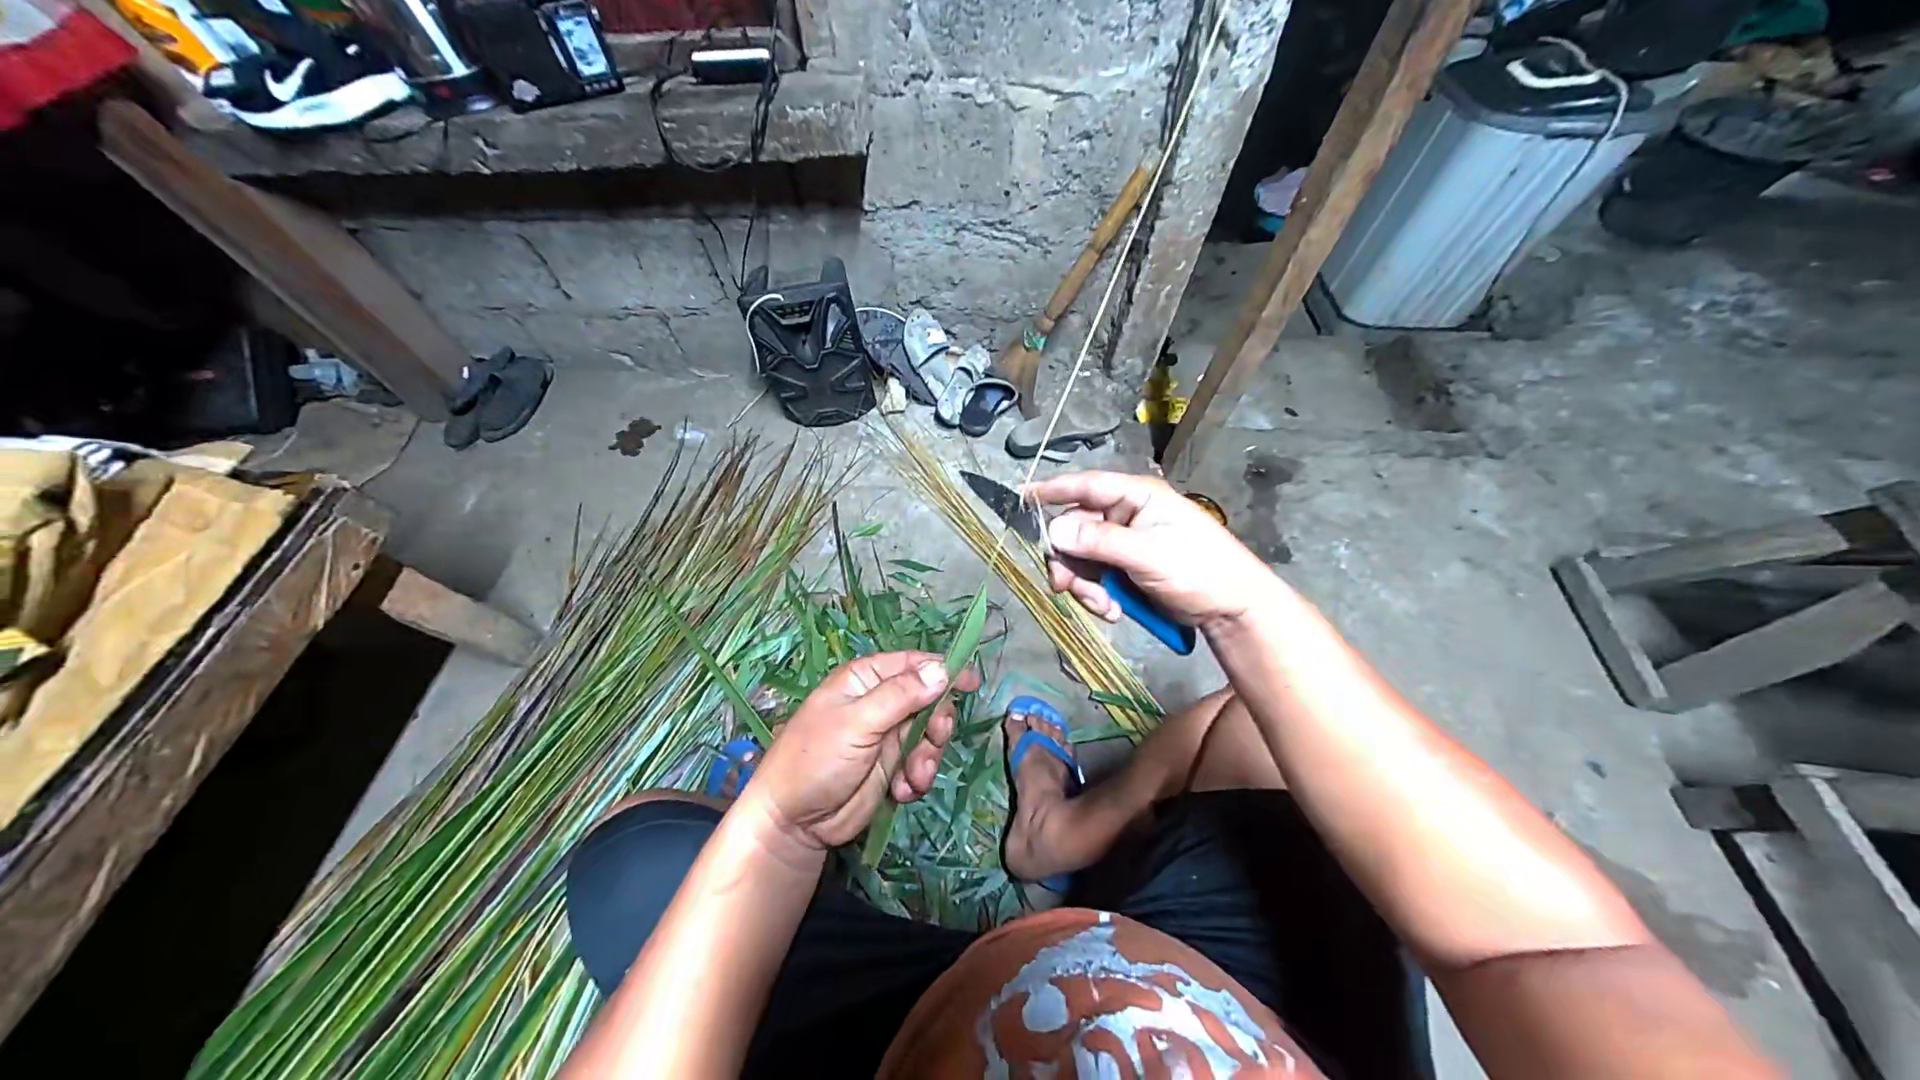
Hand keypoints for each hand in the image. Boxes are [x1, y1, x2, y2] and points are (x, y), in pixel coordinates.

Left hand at [751, 651, 980, 852]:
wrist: (794, 822)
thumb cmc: (815, 759)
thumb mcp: (857, 722)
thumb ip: (900, 696)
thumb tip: (942, 670)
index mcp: (865, 680)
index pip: (913, 664)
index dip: (943, 670)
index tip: (971, 683)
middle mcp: (880, 703)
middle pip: (930, 700)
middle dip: (937, 723)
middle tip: (934, 738)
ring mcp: (888, 737)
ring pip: (930, 735)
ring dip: (928, 756)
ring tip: (912, 776)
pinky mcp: (893, 767)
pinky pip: (922, 764)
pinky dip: (919, 778)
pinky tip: (902, 792)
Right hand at [1024, 471, 1279, 632]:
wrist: (1232, 610)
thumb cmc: (1199, 570)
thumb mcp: (1147, 554)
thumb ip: (1099, 541)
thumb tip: (1053, 530)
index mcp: (1137, 497)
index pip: (1086, 486)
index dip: (1053, 490)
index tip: (1022, 496)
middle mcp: (1127, 515)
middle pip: (1075, 530)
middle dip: (1069, 561)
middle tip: (1063, 587)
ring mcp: (1126, 543)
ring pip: (1081, 558)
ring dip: (1084, 585)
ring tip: (1103, 607)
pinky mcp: (1127, 569)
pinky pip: (1096, 577)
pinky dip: (1097, 595)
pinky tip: (1113, 611)